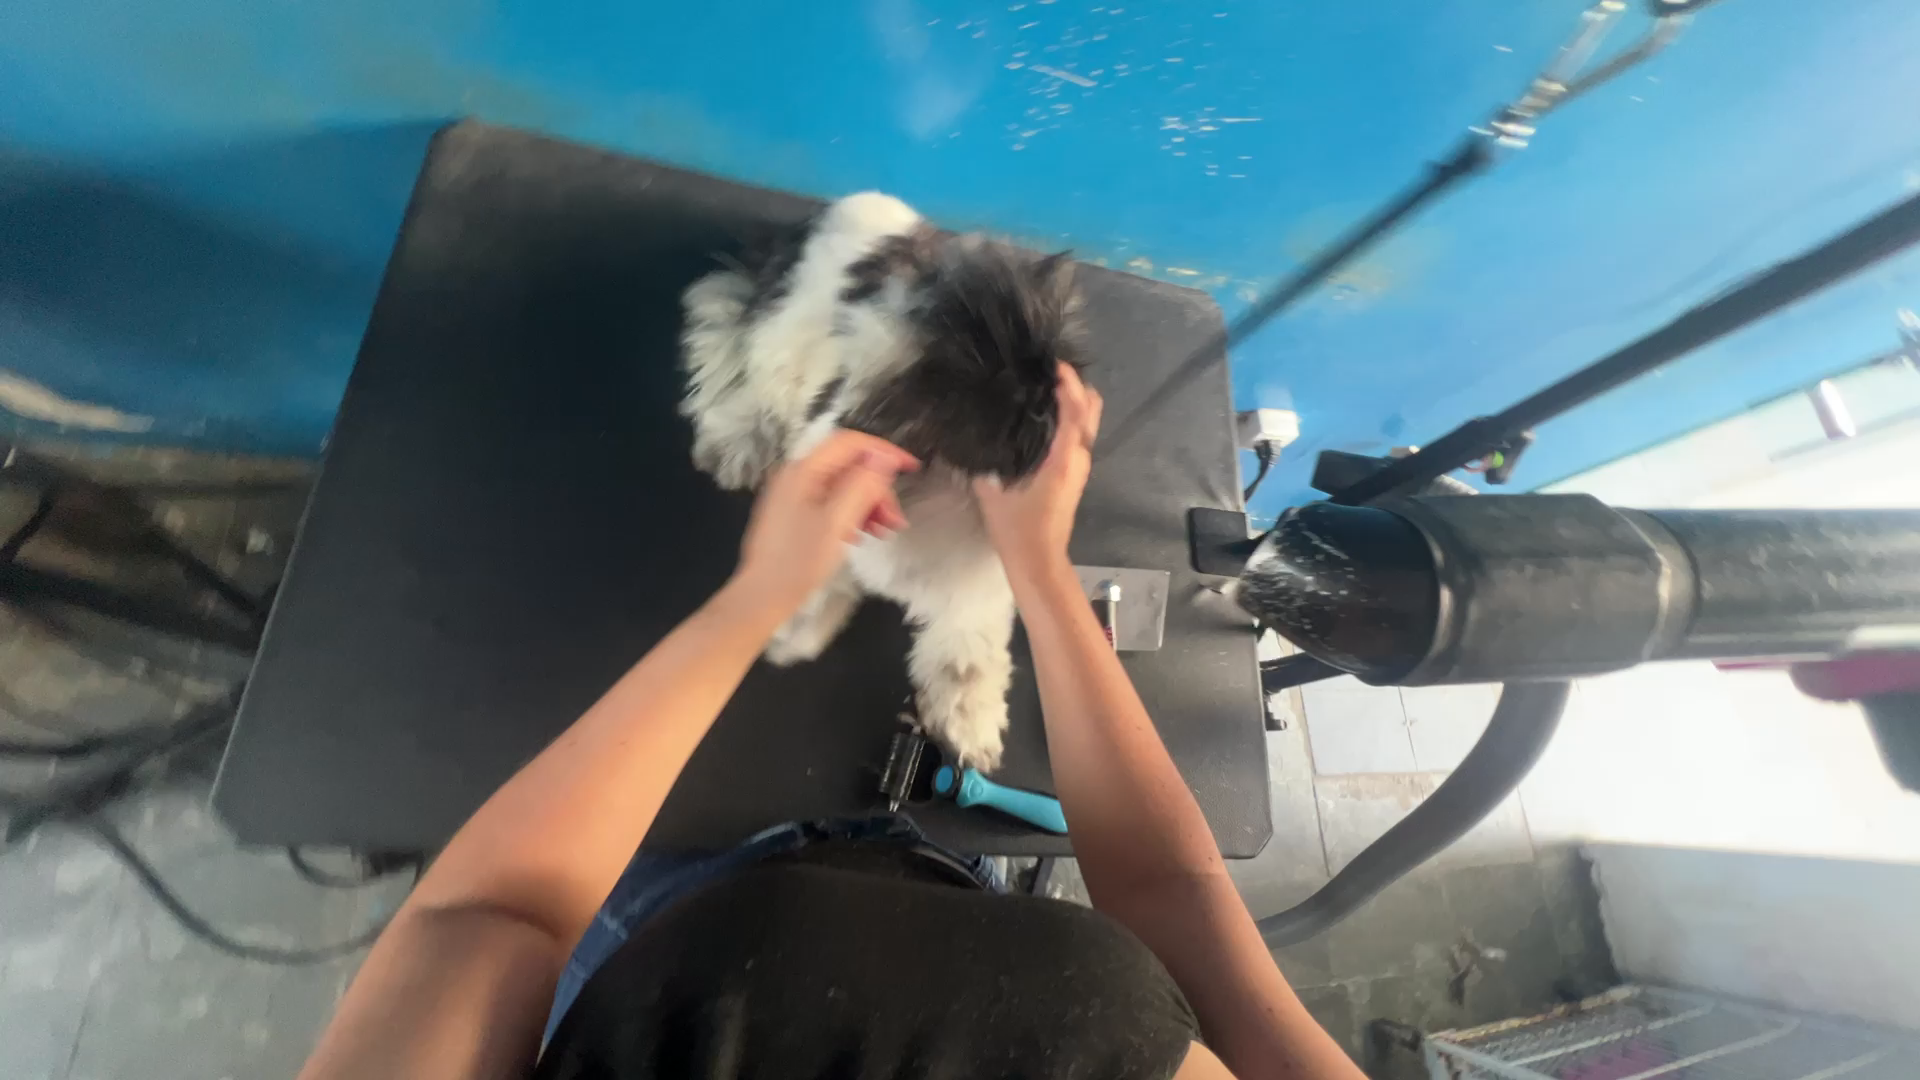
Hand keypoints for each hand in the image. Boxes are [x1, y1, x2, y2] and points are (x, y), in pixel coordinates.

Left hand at [730, 431, 917, 617]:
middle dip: (877, 489)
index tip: (911, 468)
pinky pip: (833, 503)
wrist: (763, 596)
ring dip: (869, 504)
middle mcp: (798, 476)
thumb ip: (862, 484)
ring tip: (885, 531)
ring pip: (844, 487)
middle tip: (896, 519)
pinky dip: (853, 514)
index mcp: (804, 471)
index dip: (884, 451)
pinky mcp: (797, 515)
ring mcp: (796, 495)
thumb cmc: (799, 560)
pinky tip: (862, 536)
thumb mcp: (837, 521)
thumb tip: (884, 457)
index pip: (850, 443)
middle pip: (849, 467)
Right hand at [973, 363, 1102, 581]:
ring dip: (1075, 403)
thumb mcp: (993, 495)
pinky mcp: (1074, 476)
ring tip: (1047, 388)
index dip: (1069, 385)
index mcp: (1063, 460)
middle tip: (1052, 373)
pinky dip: (1070, 419)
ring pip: (1087, 425)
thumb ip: (984, 467)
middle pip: (1091, 412)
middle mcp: (1078, 459)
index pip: (1074, 412)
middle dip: (1078, 388)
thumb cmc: (1018, 530)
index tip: (1055, 366)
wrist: (1038, 561)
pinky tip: (1046, 417)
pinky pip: (1078, 437)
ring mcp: (1079, 468)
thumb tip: (972, 444)